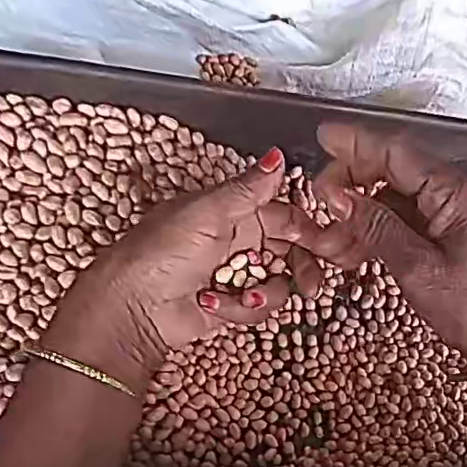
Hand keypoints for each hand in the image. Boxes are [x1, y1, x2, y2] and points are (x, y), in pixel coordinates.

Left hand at [39, 147, 323, 383]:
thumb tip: (278, 156)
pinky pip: (260, 308)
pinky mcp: (234, 305)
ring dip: (267, 294)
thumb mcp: (208, 214)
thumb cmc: (162, 253)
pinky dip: (242, 310)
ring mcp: (237, 275)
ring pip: (279, 283)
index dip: (311, 231)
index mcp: (234, 212)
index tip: (332, 248)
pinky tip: (216, 305)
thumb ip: (248, 190)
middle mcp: (240, 241)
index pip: (287, 217)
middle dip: (301, 270)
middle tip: (310, 287)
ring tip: (246, 298)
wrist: (135, 307)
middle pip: (291, 253)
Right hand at [309, 123, 466, 370]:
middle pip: (392, 172)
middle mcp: (457, 193)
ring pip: (393, 200)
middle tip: (321, 203)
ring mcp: (451, 213)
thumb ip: (375, 226)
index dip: (355, 145)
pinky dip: (376, 233)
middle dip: (352, 188)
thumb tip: (339, 197)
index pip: (397, 153)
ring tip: (331, 241)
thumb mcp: (416, 268)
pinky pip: (402, 221)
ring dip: (359, 218)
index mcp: (458, 191)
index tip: (324, 138)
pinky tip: (352, 249)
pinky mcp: (445, 233)